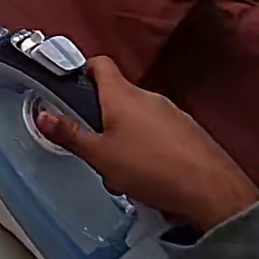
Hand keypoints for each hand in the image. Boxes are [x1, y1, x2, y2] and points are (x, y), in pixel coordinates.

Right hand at [33, 56, 258, 231]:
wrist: (215, 194)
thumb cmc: (154, 170)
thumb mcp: (99, 155)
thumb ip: (69, 134)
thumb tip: (43, 116)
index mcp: (122, 95)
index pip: (100, 63)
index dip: (83, 69)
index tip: (73, 85)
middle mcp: (149, 97)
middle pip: (117, 95)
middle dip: (102, 116)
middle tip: (94, 143)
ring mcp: (173, 114)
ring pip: (139, 116)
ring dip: (126, 135)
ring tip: (122, 169)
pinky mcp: (191, 133)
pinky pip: (161, 132)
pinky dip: (150, 147)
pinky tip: (149, 174)